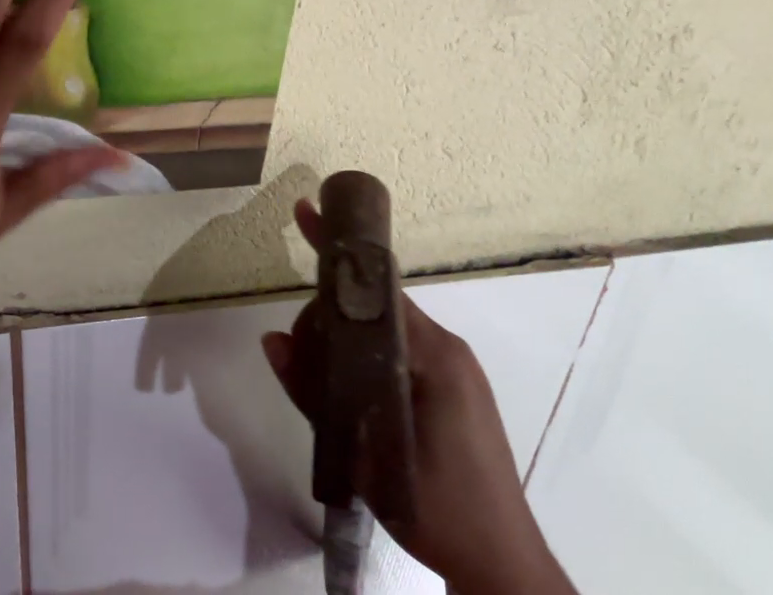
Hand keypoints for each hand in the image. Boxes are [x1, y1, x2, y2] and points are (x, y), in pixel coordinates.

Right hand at [262, 199, 577, 594]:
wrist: (499, 563)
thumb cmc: (438, 503)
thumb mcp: (367, 451)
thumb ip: (317, 394)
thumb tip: (273, 340)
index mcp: (434, 355)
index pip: (377, 287)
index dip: (338, 251)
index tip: (308, 212)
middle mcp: (445, 353)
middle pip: (374, 308)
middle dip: (327, 311)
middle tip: (294, 344)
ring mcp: (449, 374)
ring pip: (380, 334)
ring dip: (340, 340)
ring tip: (310, 372)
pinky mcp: (447, 394)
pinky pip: (392, 356)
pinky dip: (358, 358)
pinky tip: (336, 383)